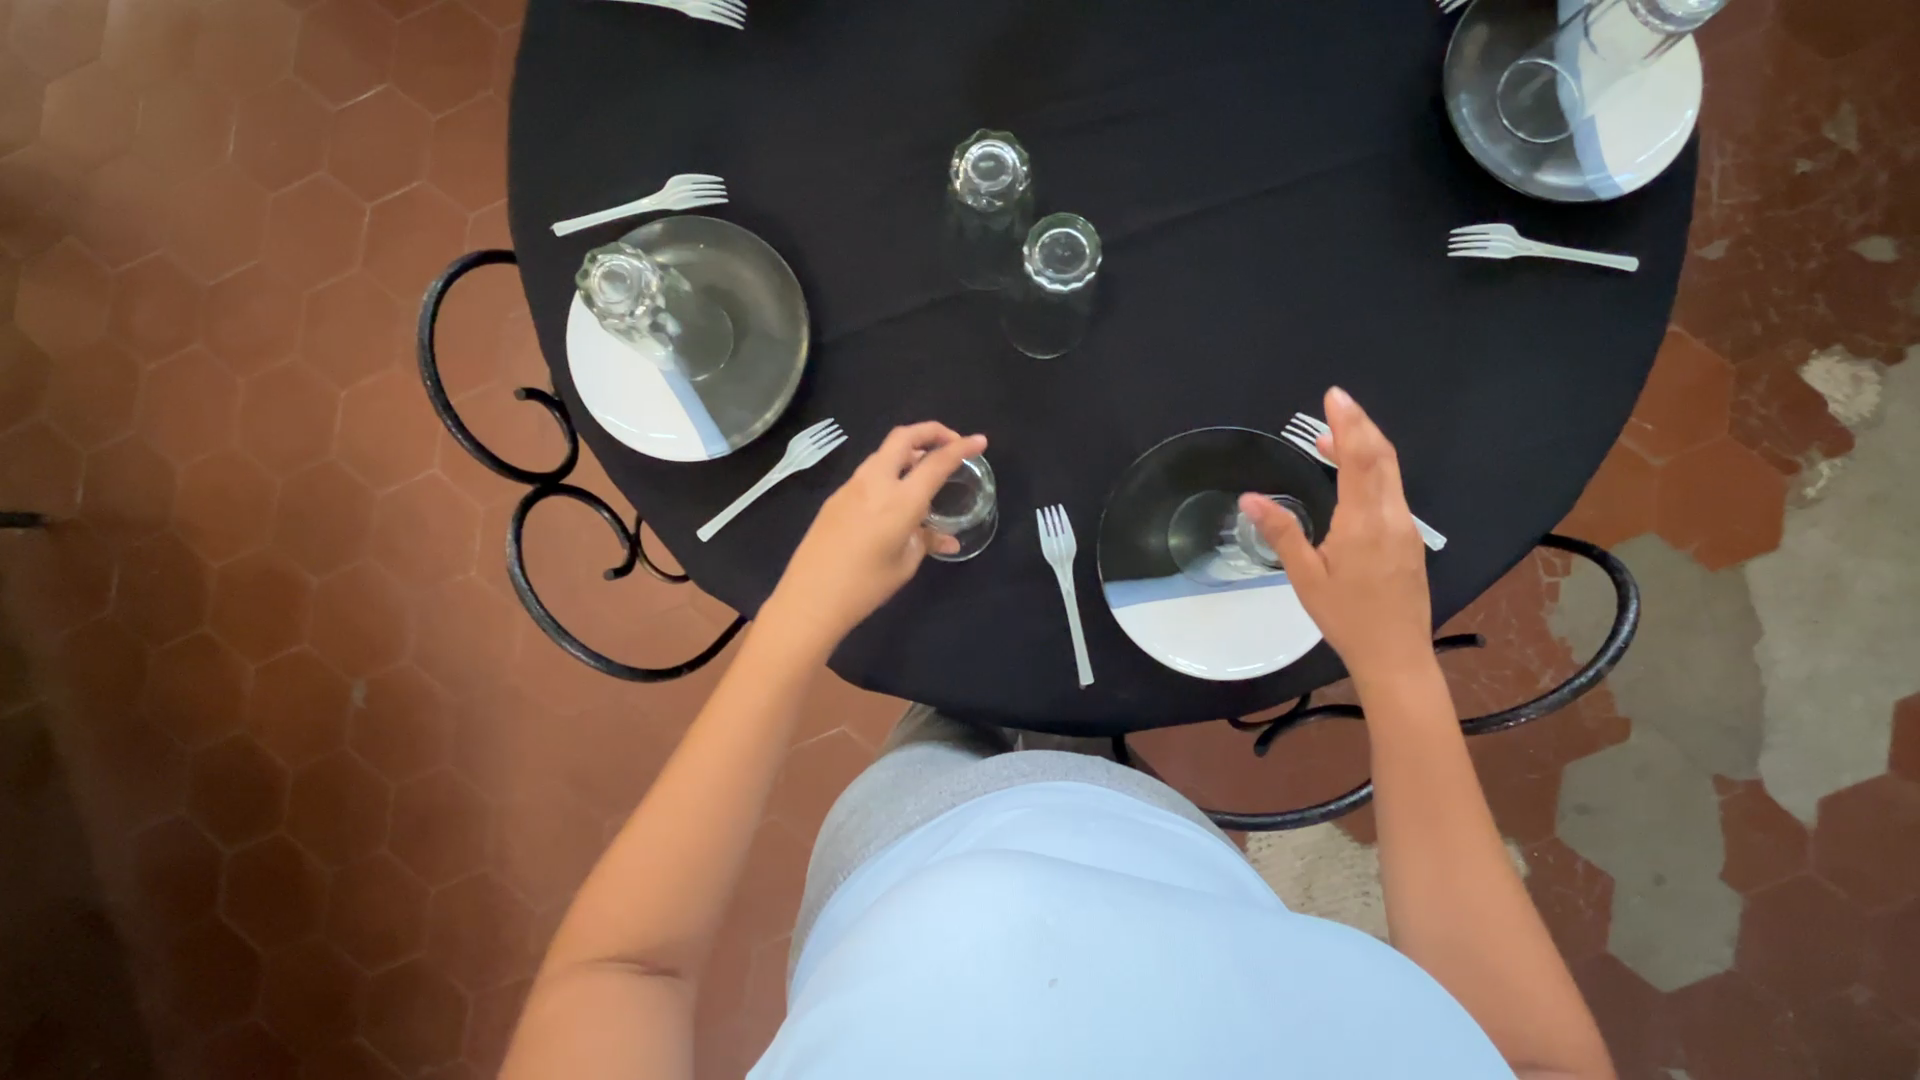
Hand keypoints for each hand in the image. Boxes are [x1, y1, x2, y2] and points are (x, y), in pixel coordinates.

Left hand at [763, 422, 988, 647]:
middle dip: (931, 431)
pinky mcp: (836, 497)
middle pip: (904, 437)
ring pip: (883, 453)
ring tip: (924, 467)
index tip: (979, 440)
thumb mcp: (904, 565)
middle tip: (950, 443)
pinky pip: (868, 472)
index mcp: (900, 500)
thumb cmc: (865, 587)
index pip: (937, 462)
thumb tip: (946, 540)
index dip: (961, 447)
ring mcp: (851, 487)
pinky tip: (895, 493)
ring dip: (908, 450)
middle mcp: (875, 483)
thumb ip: (926, 542)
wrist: (810, 598)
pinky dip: (889, 470)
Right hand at [1242, 387, 1431, 685]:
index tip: (1334, 396)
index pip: (1360, 458)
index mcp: (1364, 522)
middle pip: (1382, 456)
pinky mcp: (1409, 540)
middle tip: (1335, 403)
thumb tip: (1249, 498)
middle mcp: (1392, 517)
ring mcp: (1405, 528)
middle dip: (1359, 425)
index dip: (1348, 423)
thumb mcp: (1305, 577)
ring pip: (1390, 473)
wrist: (1396, 653)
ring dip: (1365, 448)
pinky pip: (1391, 492)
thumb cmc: (1346, 617)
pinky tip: (1351, 480)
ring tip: (1330, 438)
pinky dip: (1372, 472)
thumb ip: (1281, 532)